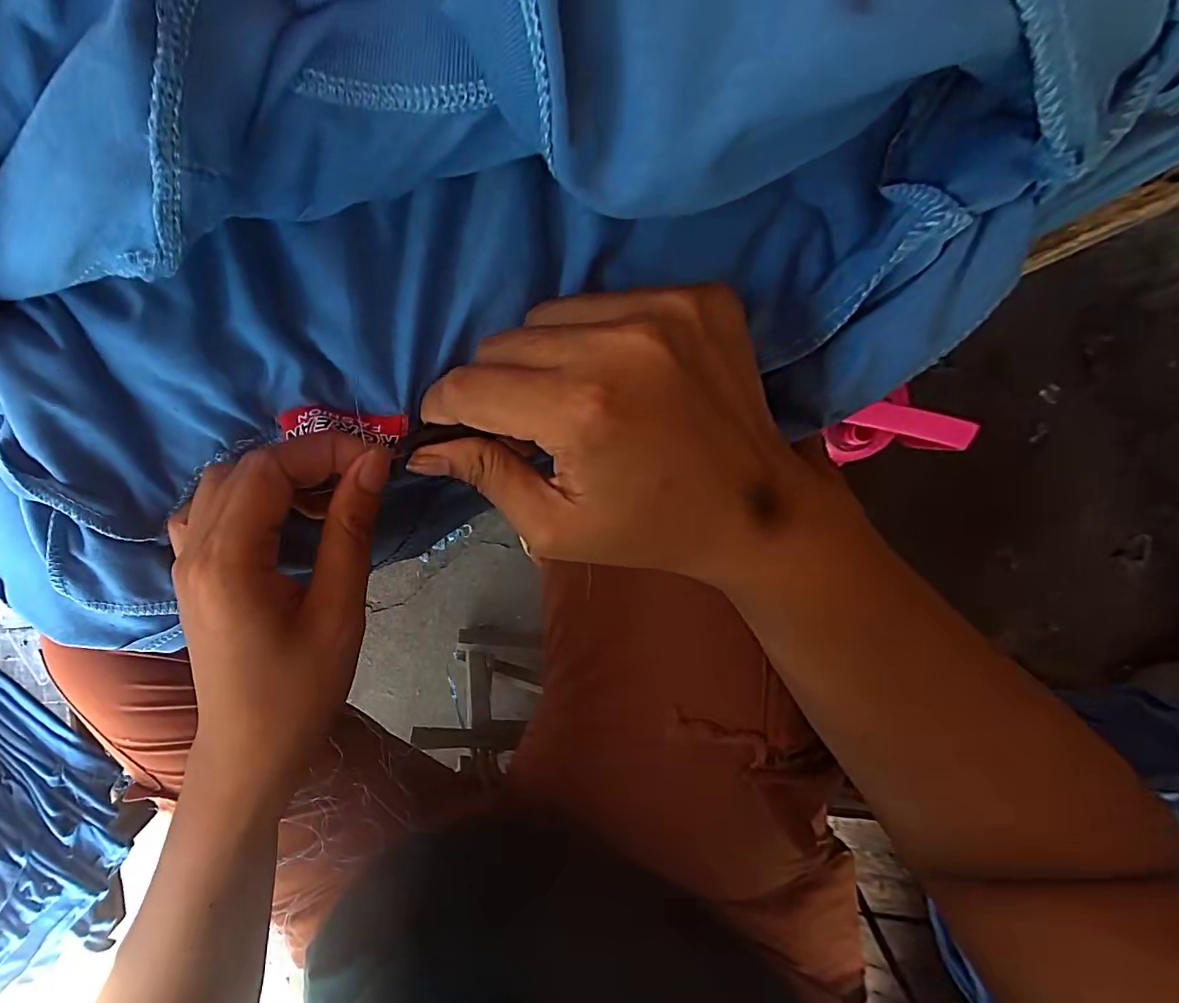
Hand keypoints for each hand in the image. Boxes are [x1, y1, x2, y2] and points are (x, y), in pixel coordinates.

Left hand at [169, 433, 389, 805]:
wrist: (247, 752)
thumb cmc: (297, 694)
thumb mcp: (337, 612)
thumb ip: (349, 529)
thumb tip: (371, 464)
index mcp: (226, 558)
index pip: (268, 468)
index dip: (323, 450)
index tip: (373, 460)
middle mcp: (194, 548)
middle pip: (243, 468)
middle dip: (303, 460)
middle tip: (355, 479)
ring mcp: (184, 560)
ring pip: (223, 484)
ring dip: (275, 478)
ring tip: (324, 500)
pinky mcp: (189, 574)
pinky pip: (210, 511)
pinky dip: (248, 500)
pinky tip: (280, 523)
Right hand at [408, 286, 854, 587]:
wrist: (757, 510)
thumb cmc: (645, 530)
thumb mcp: (552, 525)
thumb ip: (484, 474)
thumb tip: (422, 448)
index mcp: (579, 410)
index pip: (467, 385)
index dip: (443, 407)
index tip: (446, 424)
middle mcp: (617, 345)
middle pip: (500, 344)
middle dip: (490, 385)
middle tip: (517, 423)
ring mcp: (662, 311)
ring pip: (544, 316)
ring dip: (535, 357)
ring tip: (563, 396)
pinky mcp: (696, 297)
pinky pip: (600, 301)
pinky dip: (586, 335)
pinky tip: (612, 373)